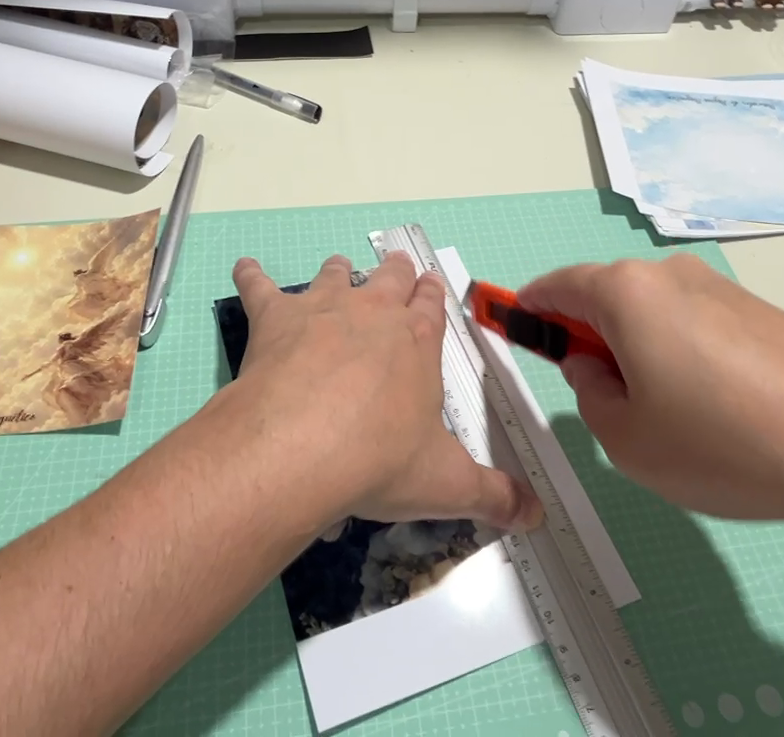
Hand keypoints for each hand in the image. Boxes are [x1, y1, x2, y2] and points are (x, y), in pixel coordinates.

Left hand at [214, 252, 542, 533]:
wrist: (300, 449)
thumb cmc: (380, 461)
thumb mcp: (447, 485)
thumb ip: (494, 496)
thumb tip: (538, 515)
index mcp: (418, 341)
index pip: (432, 305)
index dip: (433, 295)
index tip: (432, 284)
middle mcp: (373, 313)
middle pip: (389, 278)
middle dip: (396, 273)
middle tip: (397, 269)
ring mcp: (322, 310)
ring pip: (334, 275)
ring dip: (337, 272)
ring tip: (337, 268)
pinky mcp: (274, 320)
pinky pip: (259, 286)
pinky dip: (252, 276)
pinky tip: (245, 267)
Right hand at [518, 254, 783, 521]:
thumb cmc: (721, 442)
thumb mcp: (627, 441)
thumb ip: (591, 396)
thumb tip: (595, 368)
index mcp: (625, 292)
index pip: (555, 287)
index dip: (528, 310)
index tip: (516, 331)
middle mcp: (670, 275)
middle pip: (607, 297)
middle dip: (590, 338)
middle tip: (603, 399)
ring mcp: (722, 289)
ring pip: (654, 315)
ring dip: (640, 352)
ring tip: (670, 420)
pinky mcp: (762, 313)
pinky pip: (698, 328)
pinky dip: (684, 357)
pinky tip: (715, 413)